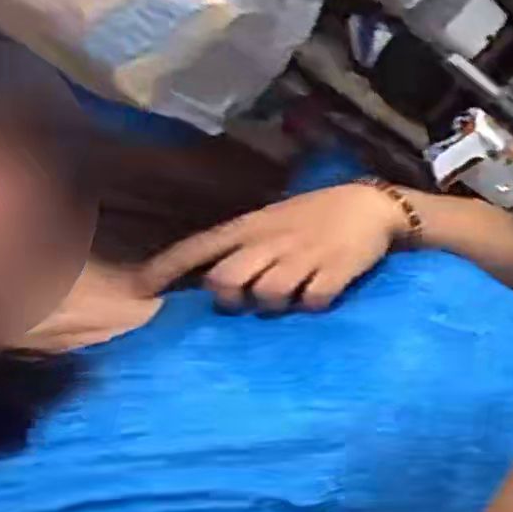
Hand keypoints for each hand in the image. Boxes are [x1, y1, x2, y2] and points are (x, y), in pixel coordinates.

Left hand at [139, 182, 408, 310]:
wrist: (370, 206)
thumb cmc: (319, 212)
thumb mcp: (272, 218)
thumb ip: (248, 241)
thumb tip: (222, 272)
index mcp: (248, 227)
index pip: (194, 249)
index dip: (164, 271)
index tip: (142, 291)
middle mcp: (269, 243)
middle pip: (227, 280)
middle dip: (230, 298)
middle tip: (244, 303)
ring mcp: (304, 258)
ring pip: (269, 294)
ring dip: (273, 304)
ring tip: (287, 301)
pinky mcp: (337, 270)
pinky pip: (314, 299)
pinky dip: (312, 305)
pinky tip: (318, 300)